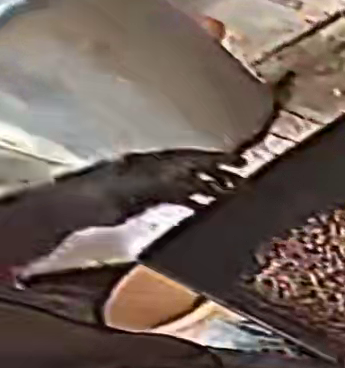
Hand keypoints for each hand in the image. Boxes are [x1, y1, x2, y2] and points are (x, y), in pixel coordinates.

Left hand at [76, 150, 241, 217]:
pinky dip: (200, 202)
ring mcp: (150, 185)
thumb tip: (196, 179)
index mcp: (149, 163)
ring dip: (214, 189)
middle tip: (246, 182)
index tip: (242, 162)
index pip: (189, 157)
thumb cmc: (100, 195)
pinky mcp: (148, 201)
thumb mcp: (137, 186)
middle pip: (192, 169)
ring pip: (189, 183)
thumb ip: (167, 181)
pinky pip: (182, 198)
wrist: (73, 210)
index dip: (216, 159)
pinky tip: (211, 209)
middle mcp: (151, 170)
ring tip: (236, 197)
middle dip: (220, 173)